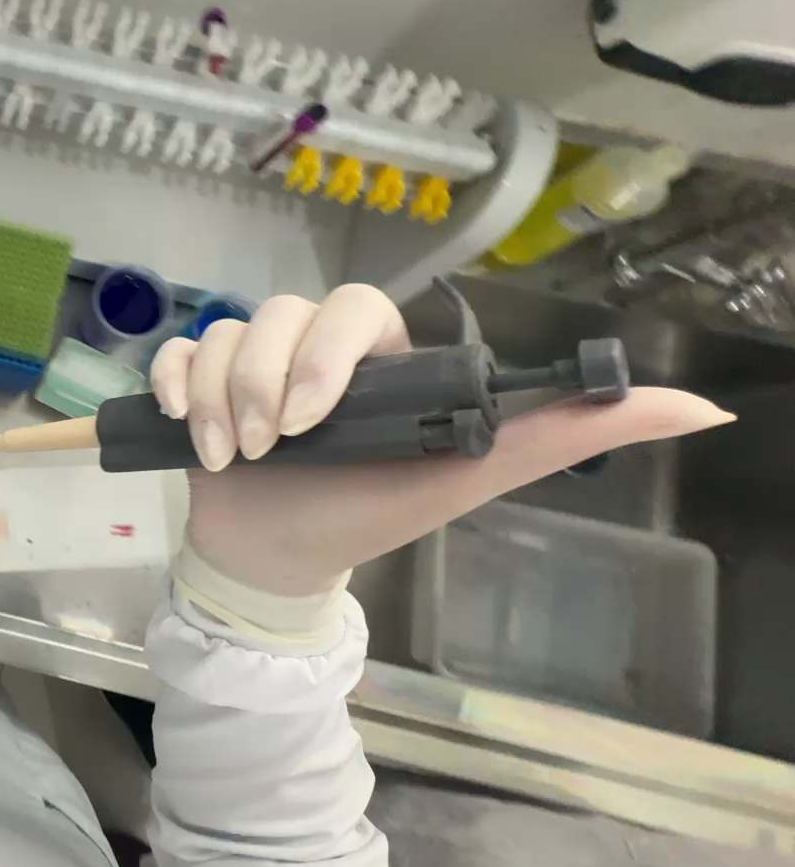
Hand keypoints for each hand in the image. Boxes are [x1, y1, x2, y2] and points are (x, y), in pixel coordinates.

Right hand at [150, 284, 734, 594]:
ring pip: (220, 335)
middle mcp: (308, 352)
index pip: (352, 308)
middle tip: (263, 447)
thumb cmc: (359, 519)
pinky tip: (176, 420)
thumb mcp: (453, 483)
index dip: (320, 353)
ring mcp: (247, 366)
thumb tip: (698, 407)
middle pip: (274, 315)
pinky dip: (168, 382)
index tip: (307, 421)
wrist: (274, 558)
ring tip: (222, 456)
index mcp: (374, 362)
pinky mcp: (196, 384)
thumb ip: (551, 439)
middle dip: (256, 384)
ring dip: (211, 397)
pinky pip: (175, 354)